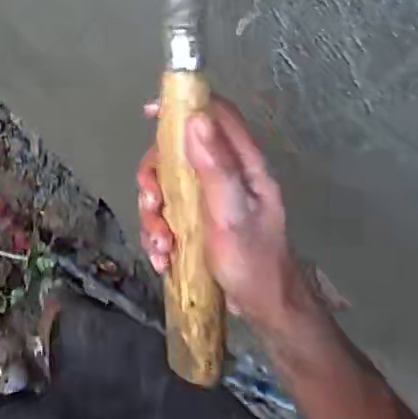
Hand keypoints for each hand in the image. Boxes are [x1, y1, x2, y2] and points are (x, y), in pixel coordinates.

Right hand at [138, 95, 311, 330]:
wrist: (267, 313)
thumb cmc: (254, 262)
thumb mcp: (232, 214)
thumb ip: (215, 167)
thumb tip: (195, 118)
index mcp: (244, 164)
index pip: (216, 115)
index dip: (185, 105)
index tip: (150, 113)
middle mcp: (227, 174)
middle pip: (179, 152)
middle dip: (156, 178)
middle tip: (152, 205)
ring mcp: (213, 199)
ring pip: (169, 187)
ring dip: (155, 215)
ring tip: (161, 246)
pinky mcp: (201, 223)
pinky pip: (170, 215)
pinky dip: (159, 234)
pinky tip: (163, 258)